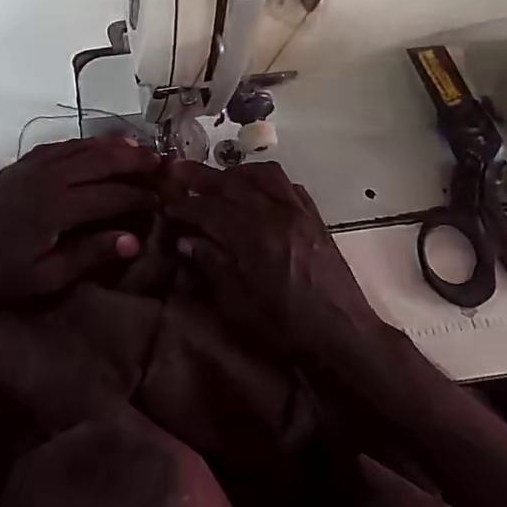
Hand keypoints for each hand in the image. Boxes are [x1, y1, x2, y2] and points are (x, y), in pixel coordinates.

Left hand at [0, 137, 159, 307]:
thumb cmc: (0, 276)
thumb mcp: (48, 277)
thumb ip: (90, 255)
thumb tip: (134, 241)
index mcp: (56, 207)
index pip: (111, 195)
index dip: (140, 198)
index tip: (162, 203)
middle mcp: (47, 178)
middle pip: (101, 161)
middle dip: (135, 162)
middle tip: (162, 165)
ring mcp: (32, 167)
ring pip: (82, 147)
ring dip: (113, 147)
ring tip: (140, 149)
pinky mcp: (21, 165)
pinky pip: (60, 146)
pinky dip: (85, 144)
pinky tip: (98, 147)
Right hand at [161, 160, 385, 358]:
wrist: (340, 334)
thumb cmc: (284, 326)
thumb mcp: (236, 301)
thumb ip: (211, 264)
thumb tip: (187, 240)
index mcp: (253, 236)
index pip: (209, 208)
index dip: (184, 206)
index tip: (166, 207)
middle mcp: (277, 214)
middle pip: (233, 183)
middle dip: (201, 177)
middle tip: (177, 171)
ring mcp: (299, 213)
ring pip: (265, 174)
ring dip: (236, 174)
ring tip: (218, 182)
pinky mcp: (315, 219)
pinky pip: (289, 187)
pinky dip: (267, 184)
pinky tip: (256, 195)